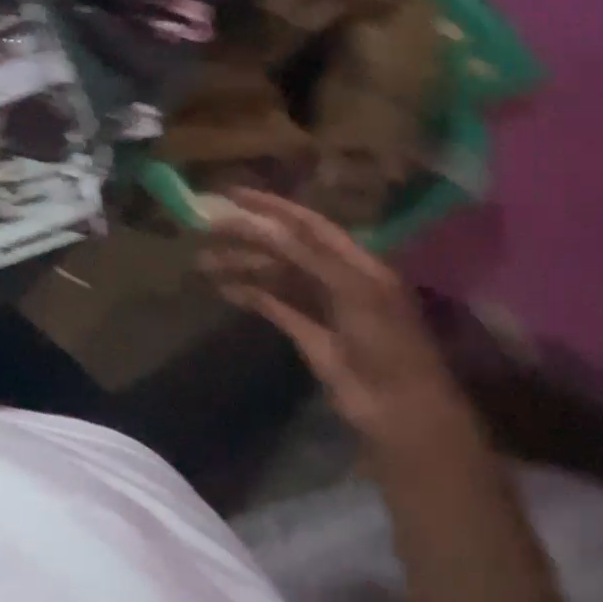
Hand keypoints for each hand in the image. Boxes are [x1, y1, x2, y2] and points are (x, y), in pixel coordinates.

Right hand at [201, 189, 473, 449]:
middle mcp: (337, 279)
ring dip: (239, 266)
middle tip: (204, 229)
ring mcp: (321, 306)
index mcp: (358, 264)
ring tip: (202, 264)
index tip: (231, 195)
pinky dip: (245, 294)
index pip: (310, 224)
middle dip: (246, 236)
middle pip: (285, 248)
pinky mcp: (307, 332)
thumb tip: (264, 227)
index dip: (272, 207)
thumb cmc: (385, 342)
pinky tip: (221, 290)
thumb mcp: (353, 290)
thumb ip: (309, 256)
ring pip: (272, 275)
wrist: (399, 407)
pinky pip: (269, 304)